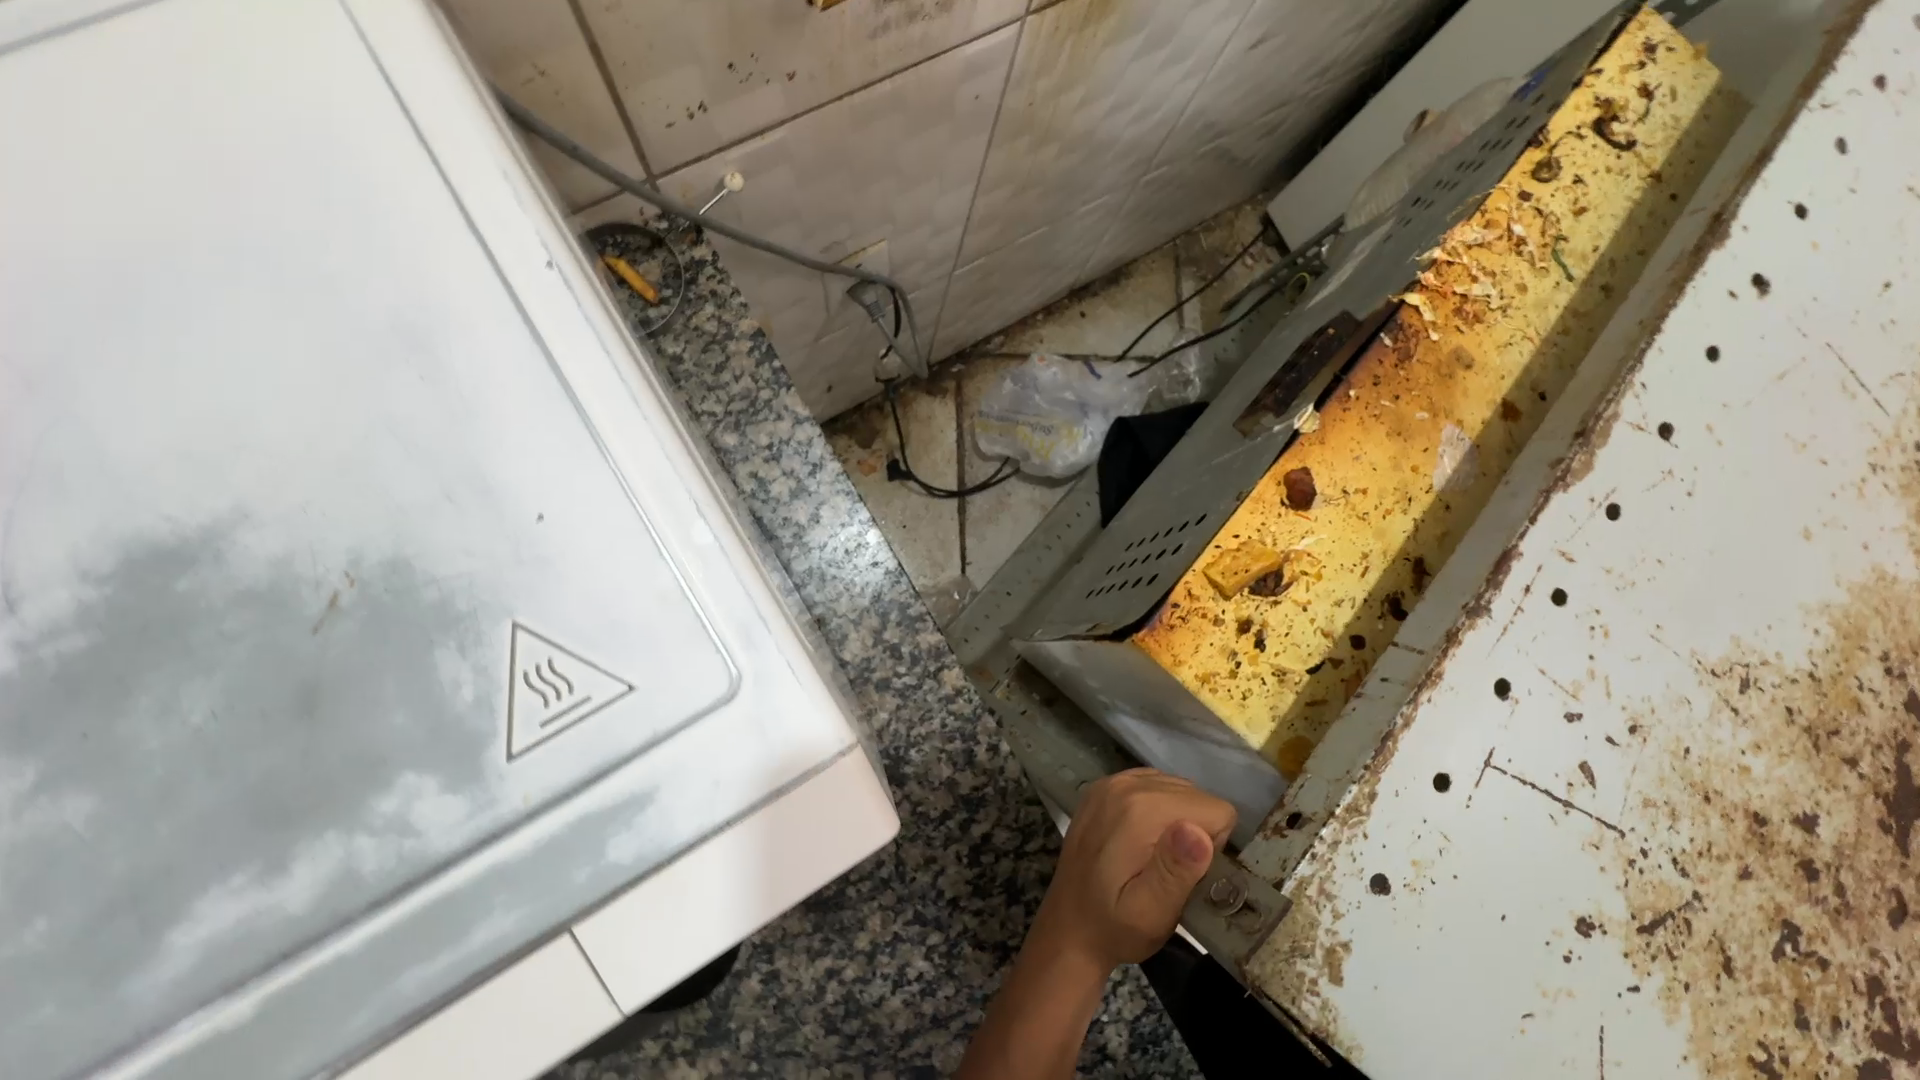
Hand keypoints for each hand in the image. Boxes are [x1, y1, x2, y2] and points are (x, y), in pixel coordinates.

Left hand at [1031, 768, 1237, 972]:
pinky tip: (1140, 840)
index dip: (1212, 846)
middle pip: (1196, 794)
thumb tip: (1198, 831)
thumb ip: (1177, 871)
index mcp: (1140, 811)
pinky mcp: (1102, 788)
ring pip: (1178, 788)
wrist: (1068, 929)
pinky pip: (1153, 785)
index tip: (1187, 873)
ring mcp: (1110, 783)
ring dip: (1177, 819)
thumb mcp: (1152, 913)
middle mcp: (1125, 785)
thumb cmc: (1114, 927)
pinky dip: (1157, 809)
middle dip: (1195, 831)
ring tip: (1153, 857)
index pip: (1216, 810)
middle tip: (1168, 870)